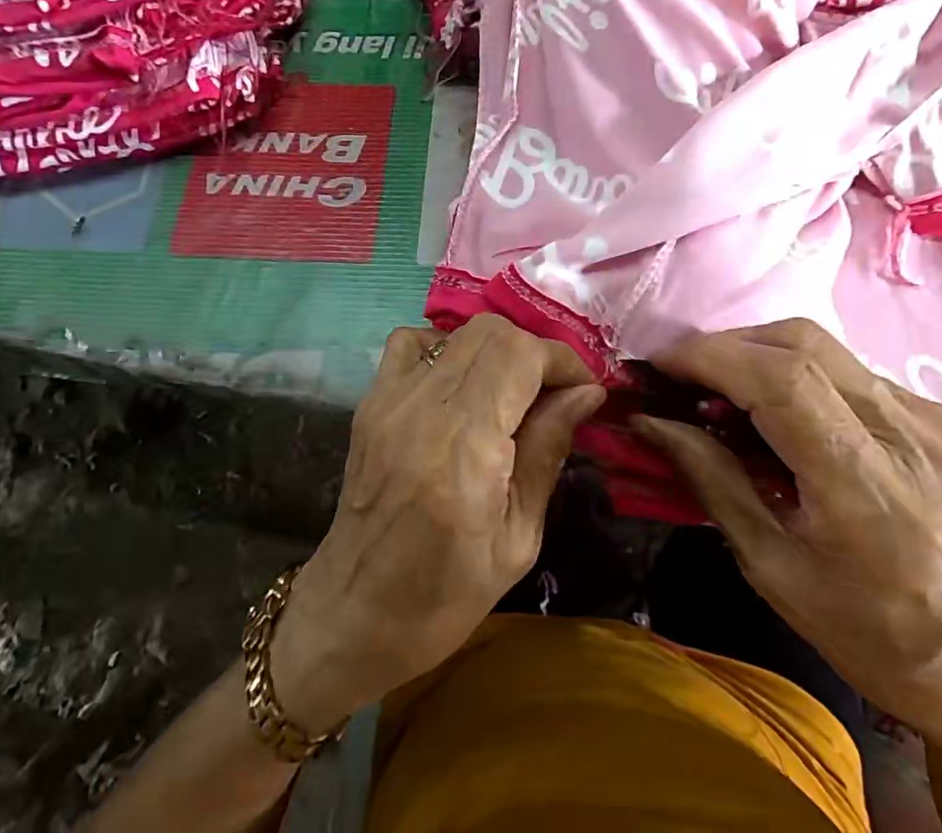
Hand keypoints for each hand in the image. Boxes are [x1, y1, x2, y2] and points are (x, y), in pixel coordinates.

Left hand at [269, 315, 604, 732]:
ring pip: (454, 333)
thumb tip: (585, 394)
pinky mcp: (369, 403)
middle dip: (534, 353)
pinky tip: (461, 386)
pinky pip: (410, 344)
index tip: (584, 392)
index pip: (519, 355)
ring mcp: (387, 400)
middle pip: (489, 333)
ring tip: (512, 393)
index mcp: (463, 448)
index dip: (562, 361)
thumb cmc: (445, 595)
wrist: (356, 609)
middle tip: (554, 395)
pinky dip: (446, 349)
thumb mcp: (518, 537)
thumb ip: (546, 450)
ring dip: (495, 351)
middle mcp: (420, 409)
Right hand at [631, 319, 941, 747]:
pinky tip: (784, 414)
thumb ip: (709, 476)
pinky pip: (855, 373)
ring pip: (829, 349)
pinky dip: (801, 377)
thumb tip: (649, 420)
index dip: (711, 356)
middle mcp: (917, 442)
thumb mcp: (765, 561)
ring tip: (722, 390)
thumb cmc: (858, 626)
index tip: (659, 363)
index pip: (783, 382)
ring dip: (760, 356)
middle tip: (683, 372)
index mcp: (867, 490)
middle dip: (728, 344)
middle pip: (804, 345)